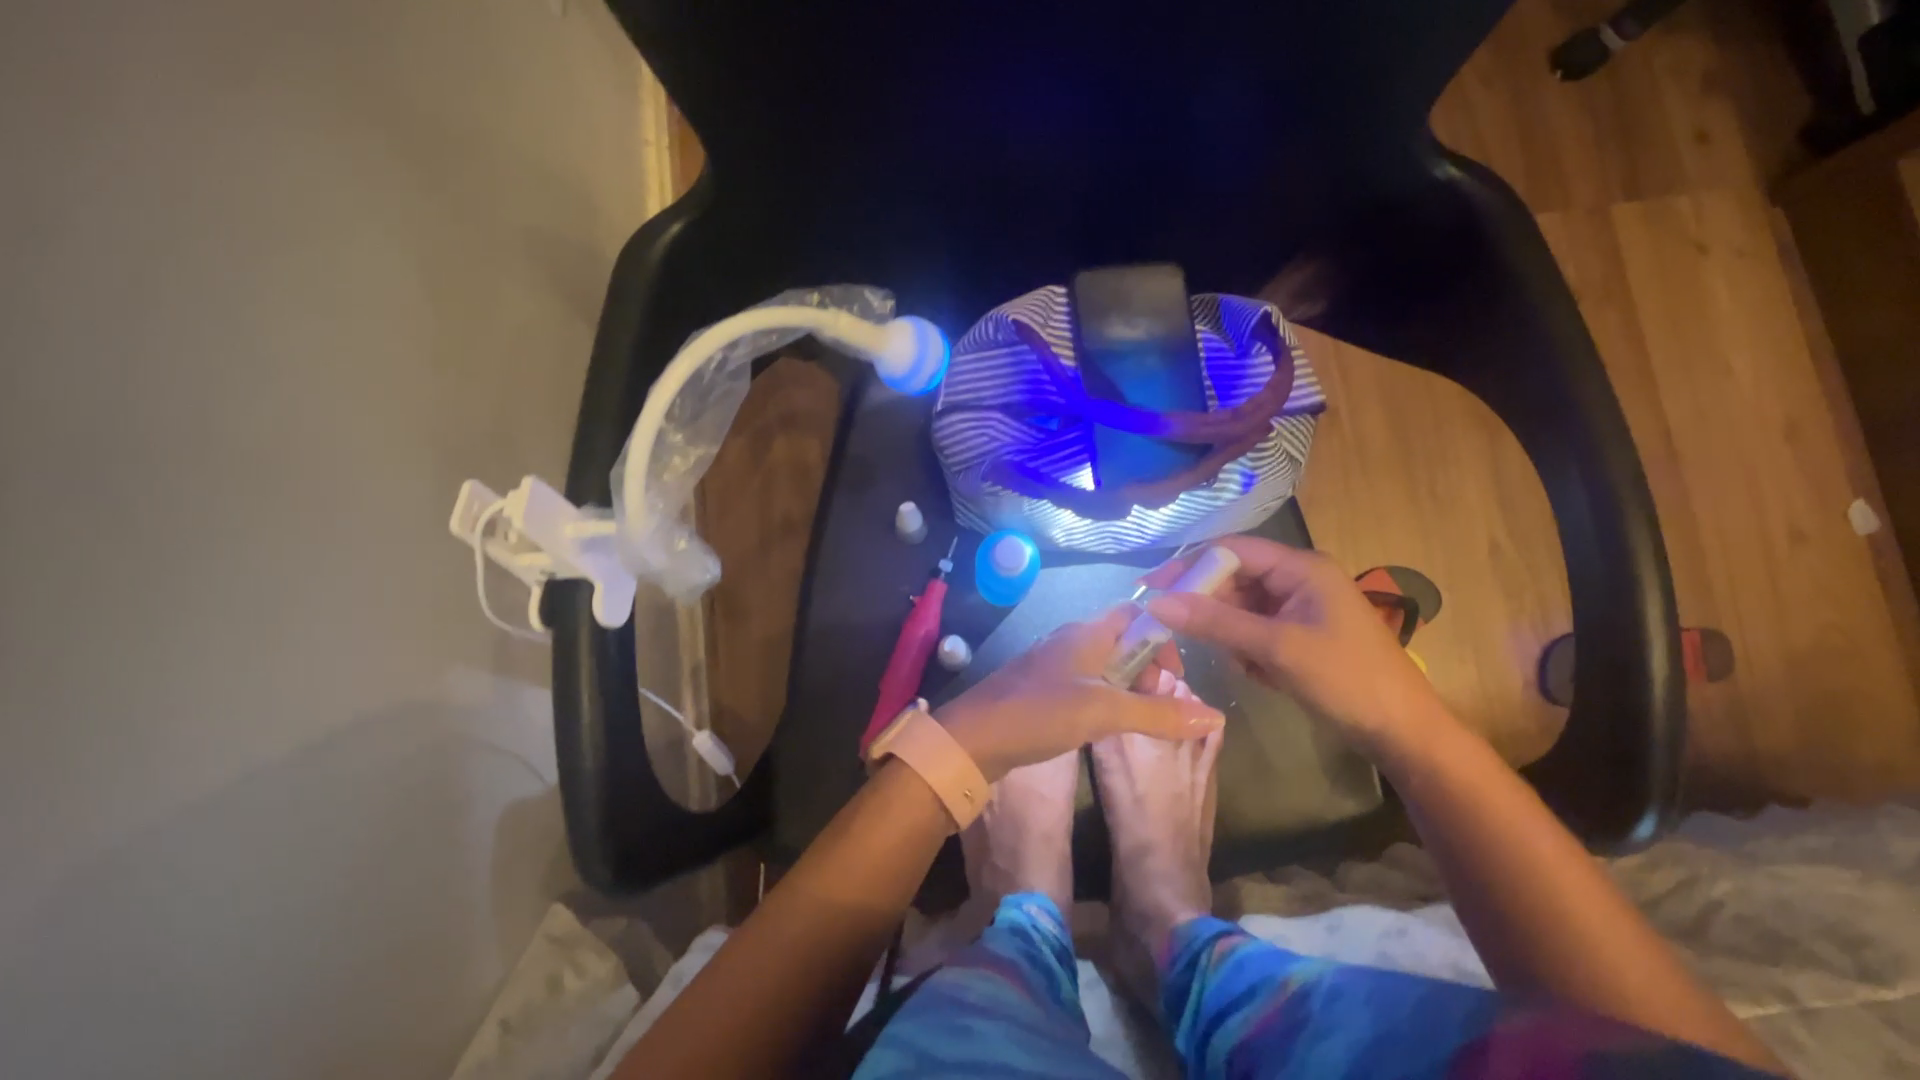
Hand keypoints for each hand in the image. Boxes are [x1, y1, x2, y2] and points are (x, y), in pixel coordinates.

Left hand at [936, 606, 1225, 781]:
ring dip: (1128, 687)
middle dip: (1148, 667)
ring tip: (1138, 718)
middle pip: (1123, 641)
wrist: (973, 739)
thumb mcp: (1104, 711)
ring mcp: (1054, 667)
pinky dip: (1105, 700)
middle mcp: (1071, 642)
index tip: (1175, 676)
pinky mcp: (1042, 692)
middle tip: (1158, 702)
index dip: (1162, 637)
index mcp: (1086, 633)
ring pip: (1104, 666)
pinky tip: (1106, 726)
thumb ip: (1158, 713)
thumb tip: (1216, 715)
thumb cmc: (1039, 713)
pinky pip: (1086, 686)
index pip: (1135, 613)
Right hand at [1143, 536, 1453, 757]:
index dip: (1188, 566)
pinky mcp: (1298, 637)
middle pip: (1233, 578)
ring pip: (1240, 609)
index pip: (1232, 551)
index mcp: (1301, 568)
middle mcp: (1298, 580)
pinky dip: (1247, 651)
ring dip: (1229, 634)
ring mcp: (1299, 610)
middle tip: (1174, 631)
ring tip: (1242, 663)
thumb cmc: (1346, 680)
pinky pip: (1254, 632)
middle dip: (1207, 605)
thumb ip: (1215, 623)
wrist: (1401, 730)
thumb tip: (1157, 602)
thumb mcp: (1276, 648)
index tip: (1148, 588)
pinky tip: (1259, 674)